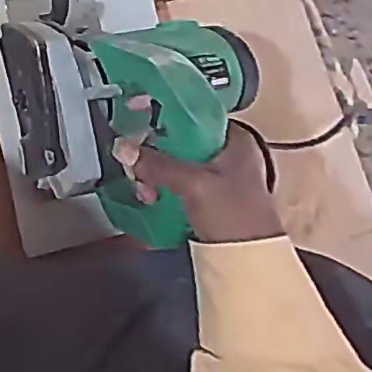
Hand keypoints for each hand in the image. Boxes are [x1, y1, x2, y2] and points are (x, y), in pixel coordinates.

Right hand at [113, 117, 281, 243]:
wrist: (250, 263)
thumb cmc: (233, 214)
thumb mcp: (193, 184)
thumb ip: (156, 164)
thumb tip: (121, 148)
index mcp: (234, 139)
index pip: (191, 110)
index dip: (161, 108)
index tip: (134, 108)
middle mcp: (226, 151)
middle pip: (176, 136)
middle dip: (151, 149)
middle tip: (135, 160)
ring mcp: (217, 174)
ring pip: (172, 158)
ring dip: (152, 170)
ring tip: (145, 189)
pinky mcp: (206, 193)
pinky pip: (174, 177)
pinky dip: (159, 184)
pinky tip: (150, 196)